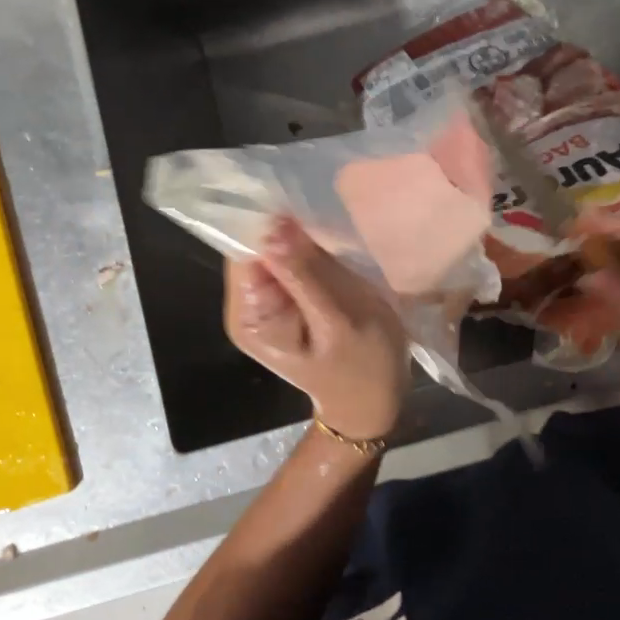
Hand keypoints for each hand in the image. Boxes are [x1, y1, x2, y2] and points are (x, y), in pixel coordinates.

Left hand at [225, 217, 412, 440]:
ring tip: (337, 249)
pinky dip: (311, 256)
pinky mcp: (282, 301)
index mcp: (252, 316)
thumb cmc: (363, 367)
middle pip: (257, 247)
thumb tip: (274, 226)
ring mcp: (263, 304)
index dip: (273, 225)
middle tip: (332, 238)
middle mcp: (246, 307)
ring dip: (304, 243)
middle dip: (291, 234)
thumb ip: (305, 273)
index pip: (246, 249)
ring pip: (275, 251)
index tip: (309, 215)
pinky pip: (289, 263)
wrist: (373, 404)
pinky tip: (335, 261)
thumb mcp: (340, 320)